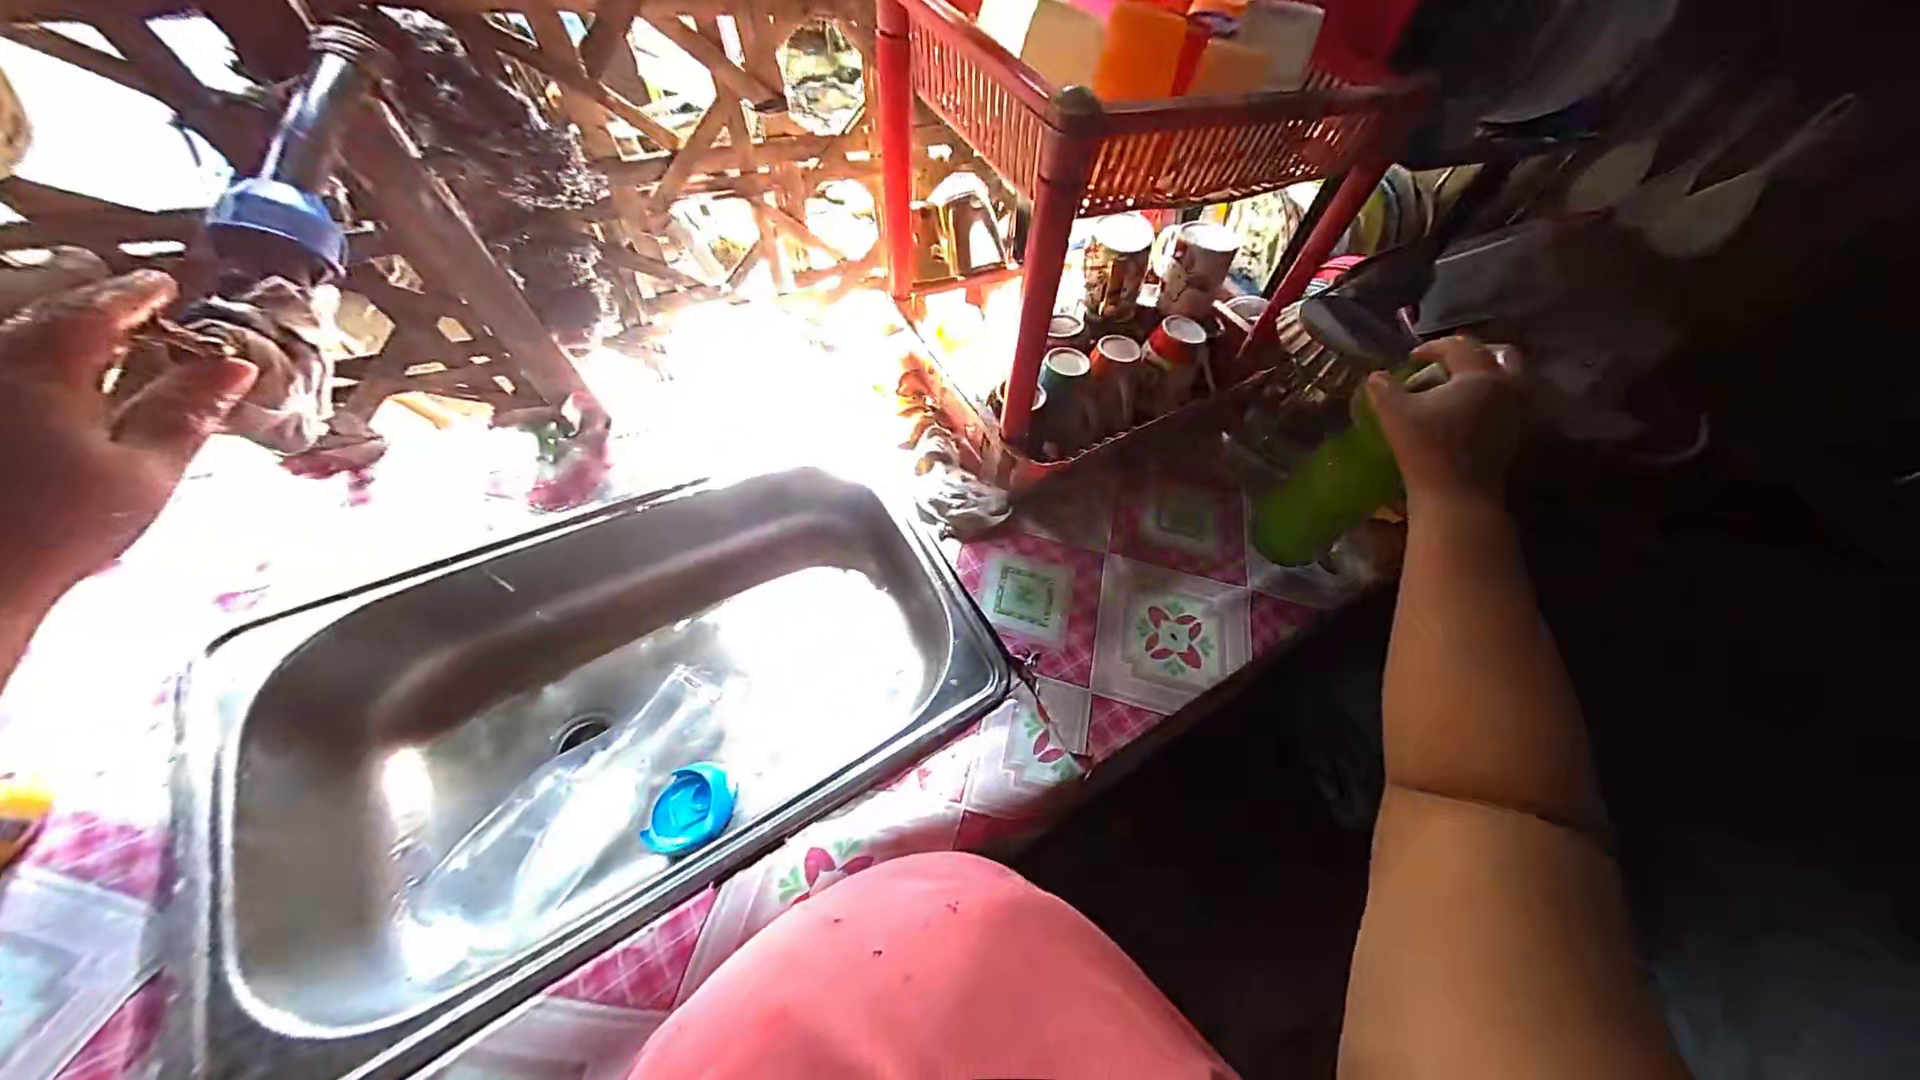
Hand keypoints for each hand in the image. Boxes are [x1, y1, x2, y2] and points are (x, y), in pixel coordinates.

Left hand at [0, 271, 255, 604]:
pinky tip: (47, 363)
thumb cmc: (68, 524)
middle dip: (75, 292)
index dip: (135, 295)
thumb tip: (234, 367)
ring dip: (44, 316)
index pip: (94, 313)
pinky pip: (2, 361)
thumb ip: (187, 410)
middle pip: (27, 306)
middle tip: (113, 285)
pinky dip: (27, 350)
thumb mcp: (148, 468)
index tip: (166, 284)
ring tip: (80, 318)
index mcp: (39, 372)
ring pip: (6, 332)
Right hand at [1365, 335, 1521, 510]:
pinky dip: (1484, 397)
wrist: (1457, 494)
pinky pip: (1504, 401)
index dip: (1433, 347)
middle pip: (1499, 355)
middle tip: (1444, 365)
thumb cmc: (1425, 449)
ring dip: (1480, 376)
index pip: (1460, 346)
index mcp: (1480, 376)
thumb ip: (1383, 390)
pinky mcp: (1512, 432)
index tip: (1411, 358)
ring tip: (1452, 389)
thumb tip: (1375, 376)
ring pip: (1506, 379)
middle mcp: (1506, 387)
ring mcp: (1514, 411)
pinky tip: (1460, 412)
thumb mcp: (1394, 415)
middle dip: (1470, 354)